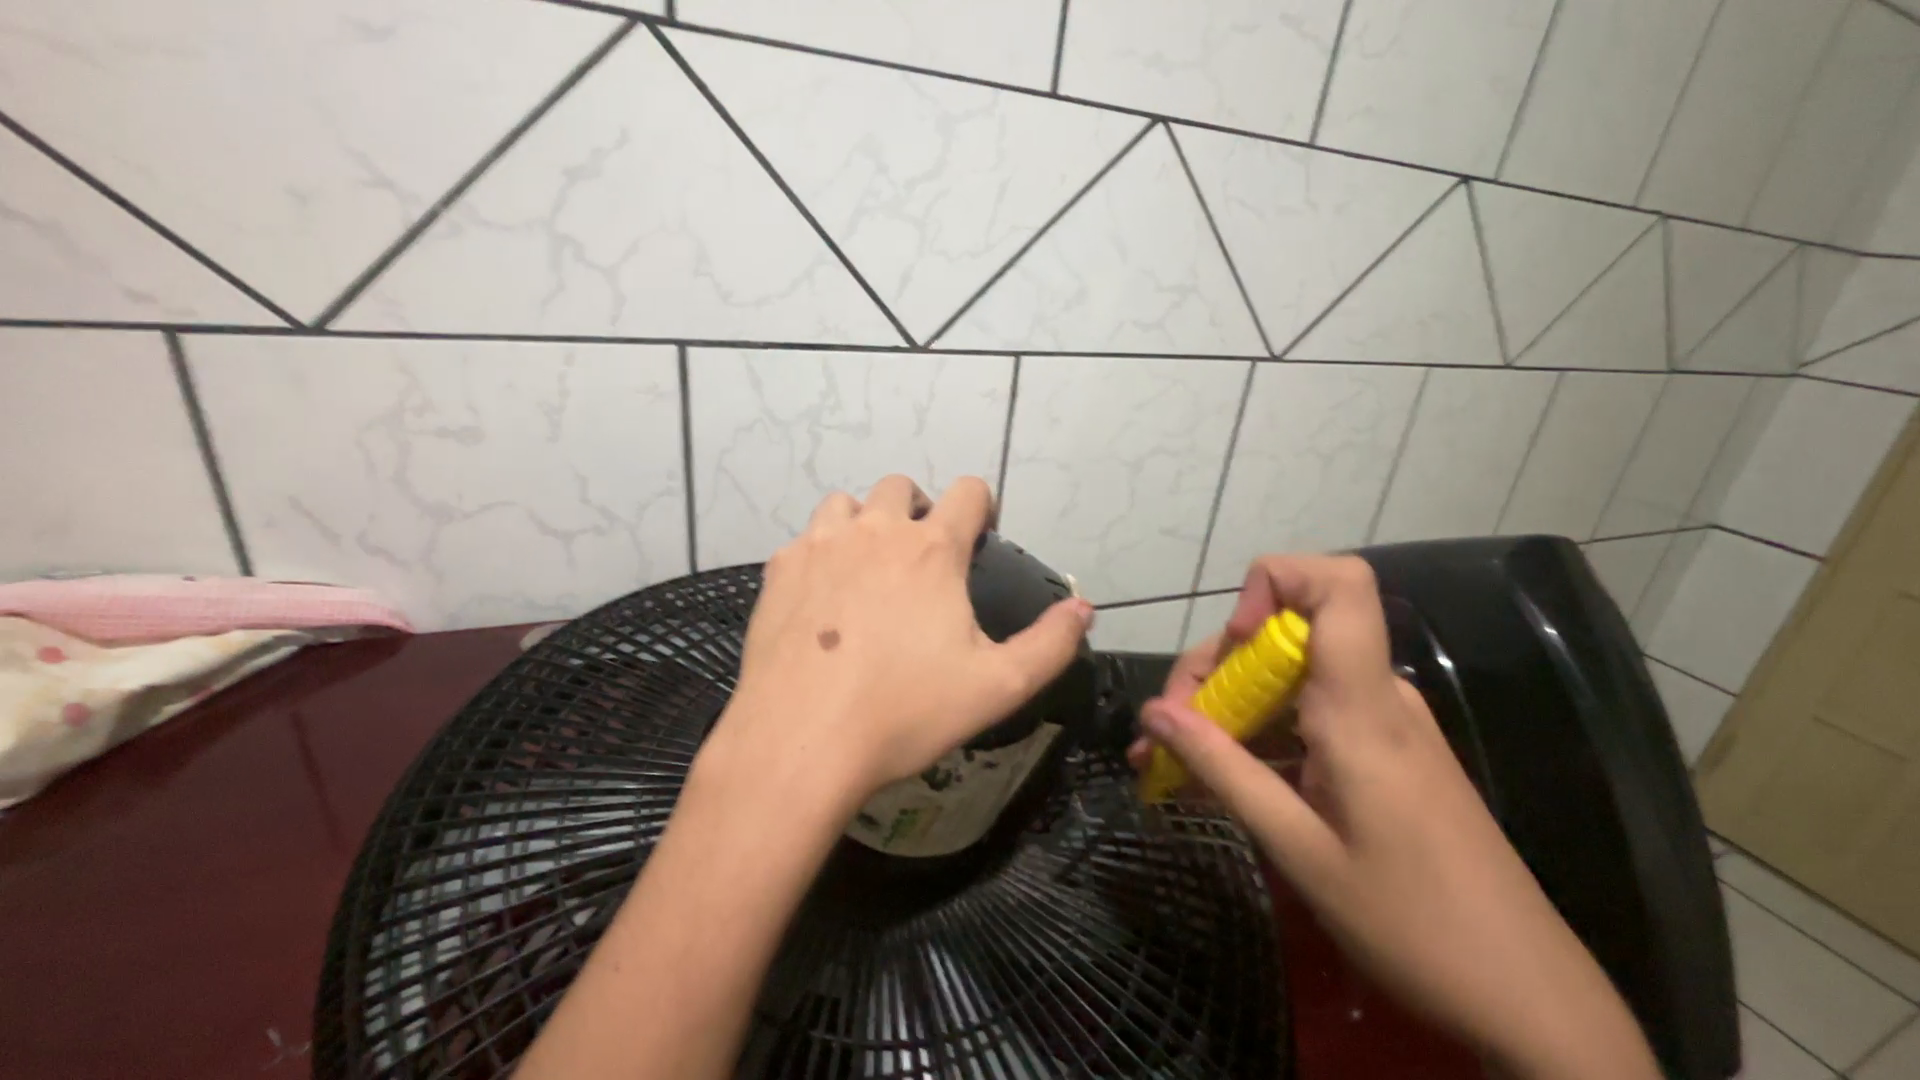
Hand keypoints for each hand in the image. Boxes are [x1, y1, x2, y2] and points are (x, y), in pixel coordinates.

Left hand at [701, 475, 1092, 809]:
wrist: (801, 740)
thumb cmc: (905, 712)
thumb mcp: (997, 687)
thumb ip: (1050, 644)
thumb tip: (1083, 608)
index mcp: (932, 550)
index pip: (968, 491)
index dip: (982, 506)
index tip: (980, 537)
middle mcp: (875, 531)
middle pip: (901, 487)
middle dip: (920, 510)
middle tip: (924, 558)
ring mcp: (819, 546)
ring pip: (845, 504)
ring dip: (864, 523)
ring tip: (869, 569)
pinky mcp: (779, 571)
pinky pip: (805, 540)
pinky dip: (820, 554)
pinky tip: (823, 600)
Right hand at [1130, 555, 1656, 1079]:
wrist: (1523, 992)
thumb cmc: (1410, 923)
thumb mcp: (1299, 850)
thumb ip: (1223, 770)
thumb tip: (1151, 713)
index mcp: (1362, 708)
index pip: (1338, 584)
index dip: (1275, 583)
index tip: (1231, 647)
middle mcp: (1374, 698)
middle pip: (1285, 635)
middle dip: (1212, 672)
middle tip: (1161, 738)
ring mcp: (1380, 727)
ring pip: (1287, 681)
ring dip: (1223, 712)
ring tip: (1165, 766)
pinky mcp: (1381, 757)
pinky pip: (1306, 721)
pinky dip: (1254, 741)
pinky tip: (1210, 783)